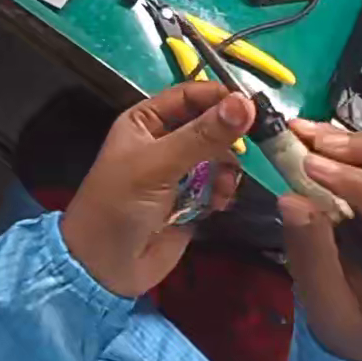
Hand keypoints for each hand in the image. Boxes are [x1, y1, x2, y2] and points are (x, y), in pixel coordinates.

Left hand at [61, 83, 254, 297]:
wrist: (105, 265)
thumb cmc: (120, 203)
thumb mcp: (158, 164)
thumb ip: (202, 136)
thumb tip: (245, 103)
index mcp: (146, 121)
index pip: (190, 95)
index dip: (221, 97)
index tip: (255, 108)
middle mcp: (164, 140)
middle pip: (211, 125)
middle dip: (230, 137)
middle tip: (250, 150)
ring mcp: (180, 171)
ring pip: (220, 156)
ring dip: (227, 169)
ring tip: (223, 187)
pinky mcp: (193, 200)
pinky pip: (221, 185)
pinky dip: (224, 191)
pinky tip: (218, 204)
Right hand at [277, 120, 361, 360]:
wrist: (361, 329)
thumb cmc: (348, 322)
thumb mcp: (324, 302)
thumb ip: (312, 254)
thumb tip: (292, 200)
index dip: (361, 186)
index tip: (309, 166)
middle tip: (316, 143)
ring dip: (358, 141)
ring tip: (306, 133)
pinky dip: (350, 143)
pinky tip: (314, 137)